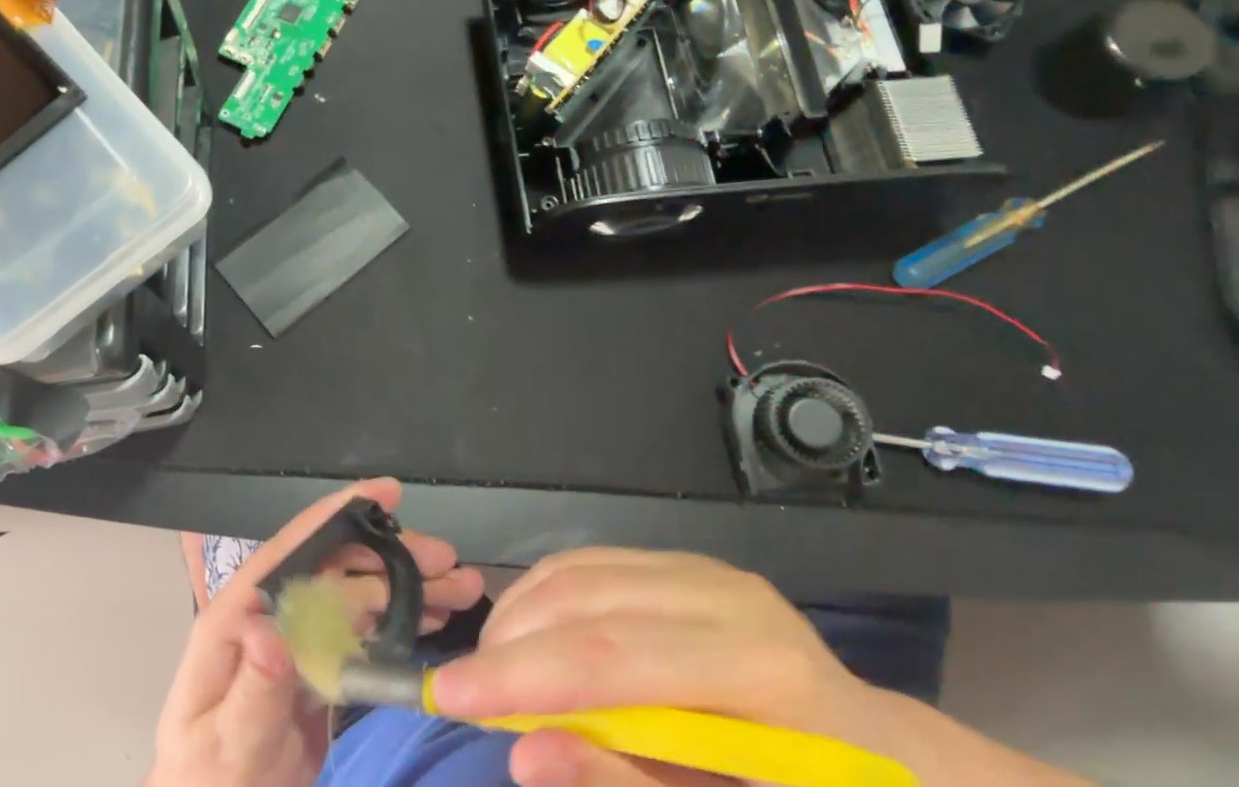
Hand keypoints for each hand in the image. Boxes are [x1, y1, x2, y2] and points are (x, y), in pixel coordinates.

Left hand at [146, 479, 483, 786]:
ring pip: (353, 598)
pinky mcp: (313, 674)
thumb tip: (272, 629)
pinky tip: (431, 620)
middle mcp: (267, 619)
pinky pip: (360, 635)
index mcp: (236, 620)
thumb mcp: (224, 742)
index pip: (288, 554)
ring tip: (460, 588)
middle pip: (332, 571)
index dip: (336, 517)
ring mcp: (293, 646)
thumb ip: (251, 691)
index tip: (386, 492)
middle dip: (391, 558)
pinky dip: (397, 623)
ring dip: (405, 588)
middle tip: (450, 562)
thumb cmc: (205, 778)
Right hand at [429, 549, 1089, 786]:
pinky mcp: (685, 563)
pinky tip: (524, 637)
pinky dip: (537, 597)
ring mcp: (707, 571)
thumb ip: (622, 783)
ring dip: (515, 619)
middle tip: (458, 696)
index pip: (611, 662)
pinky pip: (586, 563)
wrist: (881, 759)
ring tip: (491, 674)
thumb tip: (524, 754)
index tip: (445, 697)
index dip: (519, 679)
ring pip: (574, 574)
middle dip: (504, 649)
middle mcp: (731, 599)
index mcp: (760, 674)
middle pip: (583, 607)